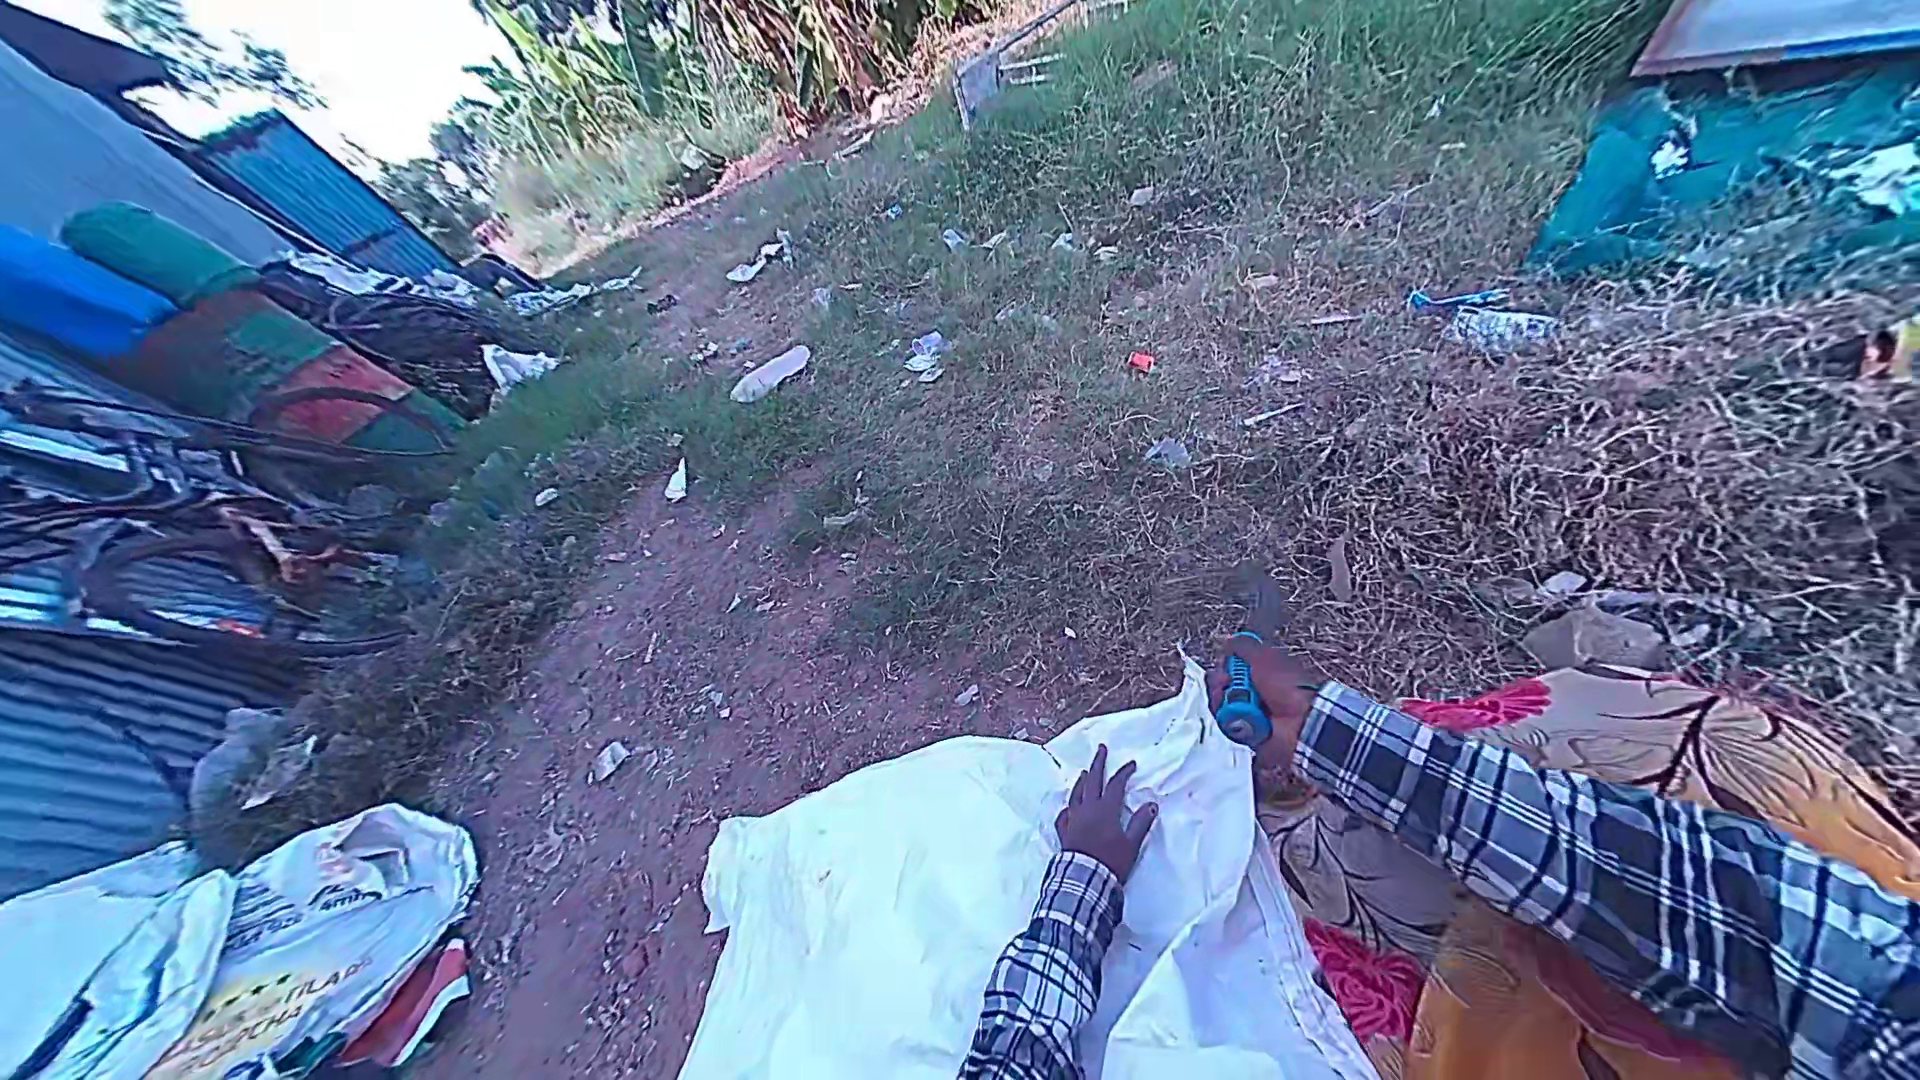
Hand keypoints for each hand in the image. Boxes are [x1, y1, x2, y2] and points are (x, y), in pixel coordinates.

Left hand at [1056, 744, 1157, 881]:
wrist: (1085, 878)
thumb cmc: (1111, 861)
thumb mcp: (1131, 844)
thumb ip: (1140, 823)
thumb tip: (1151, 804)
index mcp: (1105, 809)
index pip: (1115, 785)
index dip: (1124, 773)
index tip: (1131, 764)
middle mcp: (1087, 808)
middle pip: (1092, 780)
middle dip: (1098, 763)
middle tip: (1101, 749)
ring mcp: (1073, 818)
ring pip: (1076, 793)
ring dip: (1081, 781)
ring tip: (1084, 772)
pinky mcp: (1064, 830)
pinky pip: (1064, 814)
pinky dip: (1068, 807)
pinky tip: (1068, 806)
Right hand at [1206, 639, 1322, 781]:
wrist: (1302, 724)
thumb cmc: (1290, 689)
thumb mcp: (1265, 656)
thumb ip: (1244, 646)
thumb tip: (1228, 642)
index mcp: (1260, 673)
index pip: (1229, 666)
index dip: (1224, 666)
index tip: (1227, 667)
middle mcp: (1254, 692)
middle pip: (1220, 684)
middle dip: (1220, 683)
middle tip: (1228, 684)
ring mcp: (1249, 712)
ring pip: (1219, 702)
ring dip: (1224, 700)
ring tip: (1238, 702)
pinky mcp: (1245, 731)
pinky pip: (1224, 722)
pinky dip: (1228, 717)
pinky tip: (1238, 714)